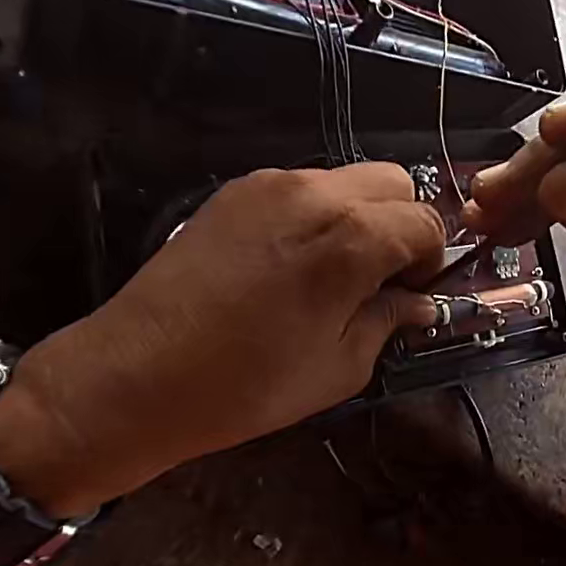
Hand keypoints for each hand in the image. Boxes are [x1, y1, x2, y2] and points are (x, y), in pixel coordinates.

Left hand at [0, 163, 442, 516]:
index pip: (425, 222)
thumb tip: (417, 302)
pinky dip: (317, 214)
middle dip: (401, 224)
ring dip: (359, 217)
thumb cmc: (249, 385)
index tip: (410, 293)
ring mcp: (269, 184)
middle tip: (379, 276)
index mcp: (352, 239)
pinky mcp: (234, 190)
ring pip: (346, 180)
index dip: (430, 259)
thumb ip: (390, 320)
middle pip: (393, 183)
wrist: (136, 376)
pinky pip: (301, 188)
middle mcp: (315, 193)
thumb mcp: (342, 366)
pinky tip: (289, 262)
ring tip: (330, 271)